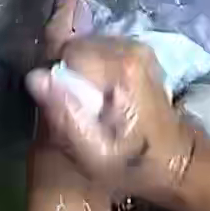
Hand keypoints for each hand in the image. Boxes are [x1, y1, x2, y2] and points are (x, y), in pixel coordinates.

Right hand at [27, 0, 196, 201]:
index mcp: (121, 69)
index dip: (58, 79)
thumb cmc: (132, 164)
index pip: (68, 52)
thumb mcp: (92, 154)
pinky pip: (102, 49)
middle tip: (79, 109)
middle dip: (70, 74)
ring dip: (83, 71)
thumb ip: (64, 114)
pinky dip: (96, 68)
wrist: (174, 160)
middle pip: (78, 46)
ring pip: (89, 46)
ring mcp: (138, 46)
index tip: (65, 107)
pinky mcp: (141, 50)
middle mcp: (131, 48)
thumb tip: (35, 77)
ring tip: (92, 104)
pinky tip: (104, 95)